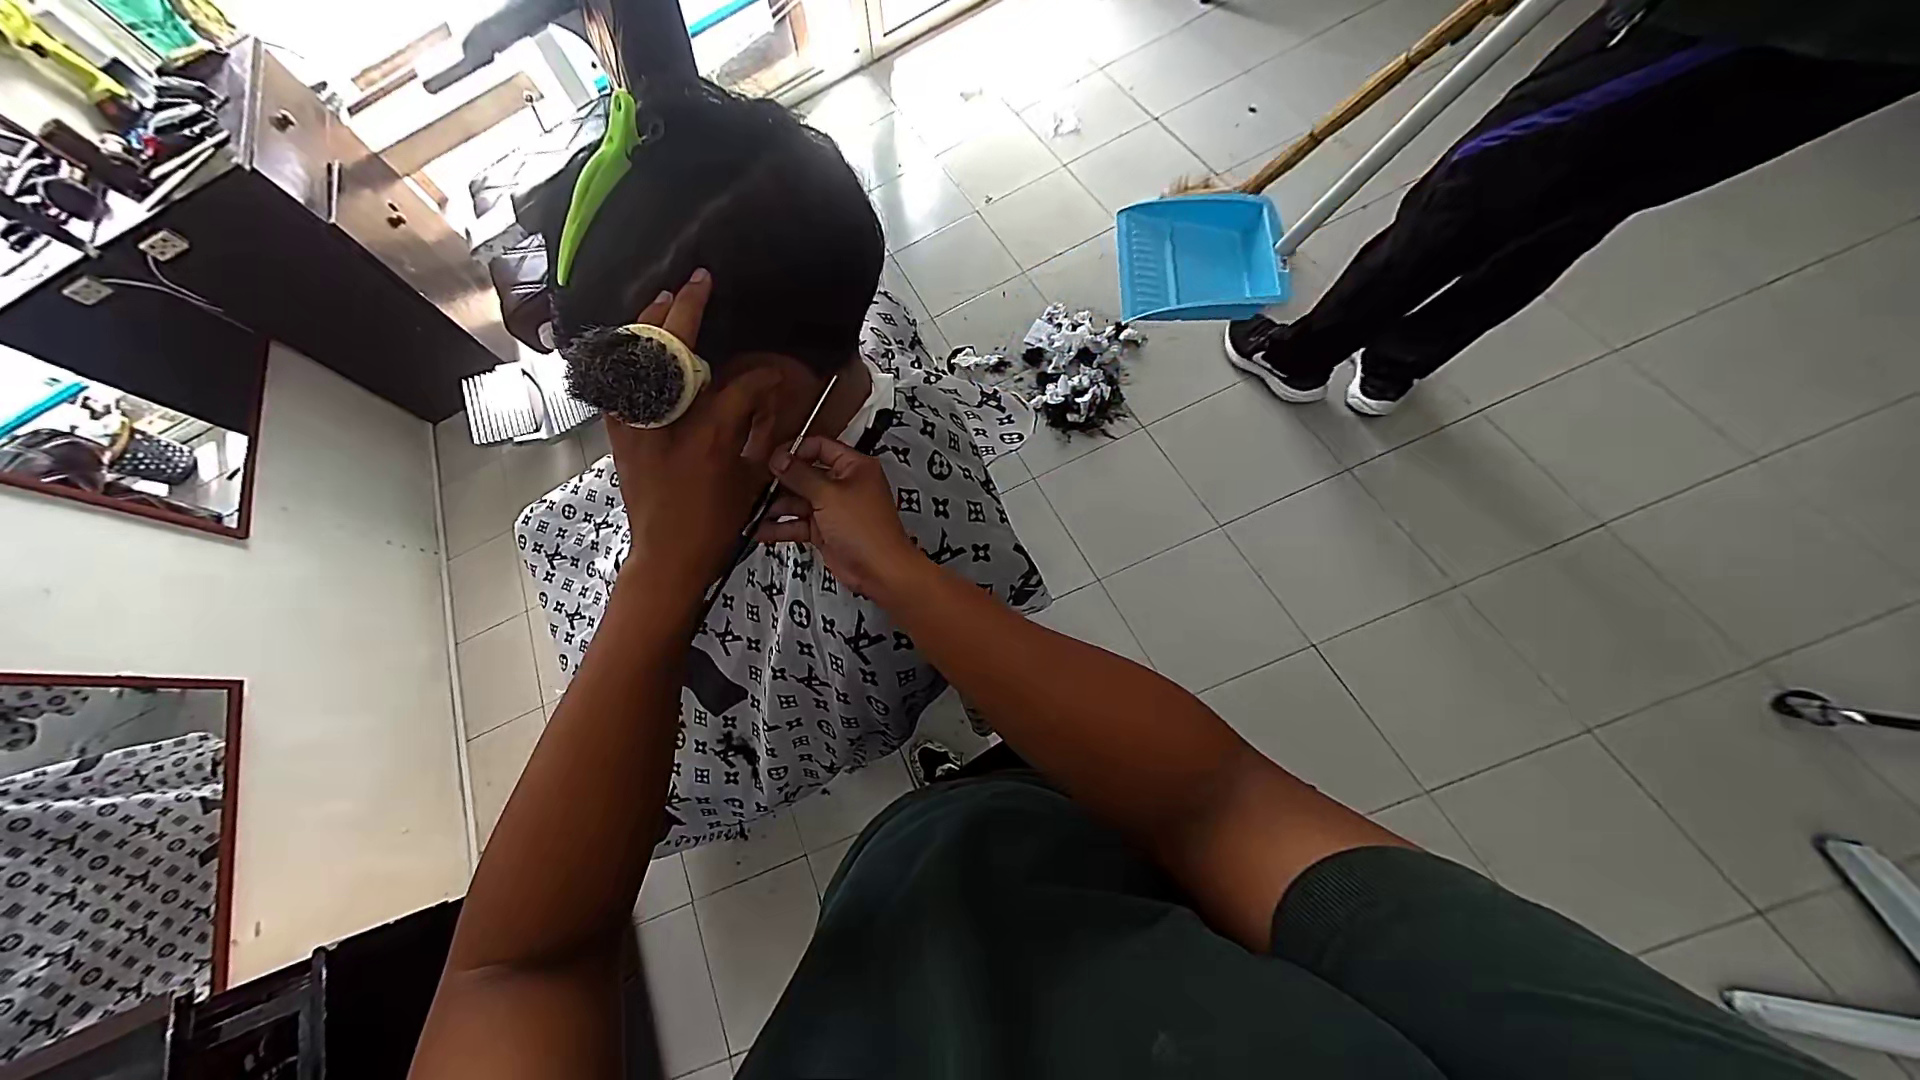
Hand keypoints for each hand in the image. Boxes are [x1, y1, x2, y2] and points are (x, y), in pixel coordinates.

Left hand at [605, 270, 782, 590]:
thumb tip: (764, 408)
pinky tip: (638, 340)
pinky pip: (620, 379)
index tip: (776, 377)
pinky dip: (628, 354)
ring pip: (638, 358)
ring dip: (651, 322)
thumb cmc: (711, 525)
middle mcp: (668, 420)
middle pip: (674, 350)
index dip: (763, 377)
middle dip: (688, 311)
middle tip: (697, 283)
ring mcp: (637, 423)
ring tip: (665, 297)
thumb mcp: (750, 481)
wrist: (667, 554)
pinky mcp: (620, 431)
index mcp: (709, 435)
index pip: (741, 386)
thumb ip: (759, 437)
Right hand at [754, 436, 923, 597]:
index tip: (772, 458)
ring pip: (799, 501)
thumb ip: (801, 476)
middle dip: (782, 481)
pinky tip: (760, 529)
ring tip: (754, 509)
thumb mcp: (829, 496)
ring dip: (776, 506)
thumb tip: (780, 459)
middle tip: (757, 484)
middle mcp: (845, 485)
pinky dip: (781, 526)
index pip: (820, 447)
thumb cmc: (868, 530)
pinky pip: (798, 523)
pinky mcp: (825, 530)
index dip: (796, 450)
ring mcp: (834, 508)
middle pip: (806, 475)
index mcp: (855, 467)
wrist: (879, 570)